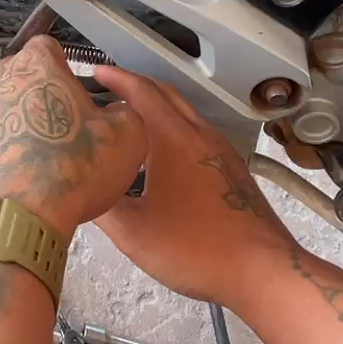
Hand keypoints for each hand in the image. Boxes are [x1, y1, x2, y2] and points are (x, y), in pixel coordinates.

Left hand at [0, 37, 146, 238]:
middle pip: (22, 78)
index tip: (77, 98)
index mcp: (37, 63)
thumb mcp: (128, 139)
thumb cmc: (70, 169)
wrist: (9, 216)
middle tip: (61, 135)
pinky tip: (6, 177)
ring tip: (34, 164)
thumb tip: (116, 112)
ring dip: (14, 125)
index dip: (66, 71)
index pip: (51, 48)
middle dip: (39, 99)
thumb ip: (126, 112)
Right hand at [92, 67, 300, 306]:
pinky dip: (175, 124)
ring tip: (131, 117)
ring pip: (184, 111)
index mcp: (173, 138)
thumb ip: (101, 206)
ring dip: (157, 104)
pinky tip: (165, 151)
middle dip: (135, 84)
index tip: (95, 71)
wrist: (264, 272)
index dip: (115, 77)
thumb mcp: (134, 233)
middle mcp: (199, 134)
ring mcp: (220, 150)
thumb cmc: (196, 249)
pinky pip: (197, 131)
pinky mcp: (233, 168)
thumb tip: (77, 189)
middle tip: (108, 88)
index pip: (141, 91)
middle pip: (165, 93)